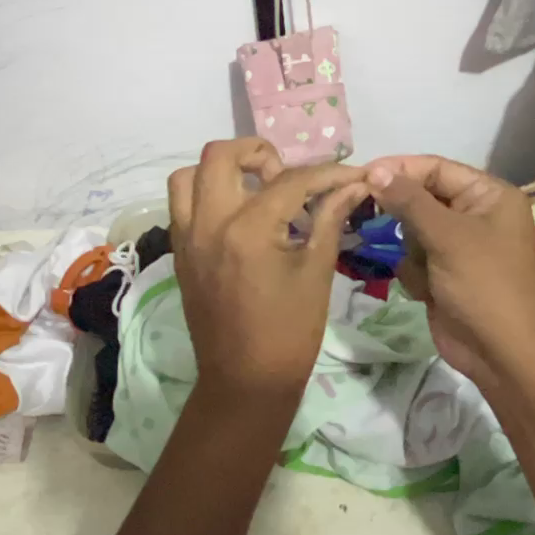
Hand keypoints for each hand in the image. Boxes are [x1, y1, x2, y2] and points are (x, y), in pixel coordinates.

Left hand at [168, 139, 369, 397]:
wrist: (245, 381)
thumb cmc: (290, 333)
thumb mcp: (317, 272)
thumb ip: (330, 219)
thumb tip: (354, 185)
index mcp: (248, 229)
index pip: (290, 180)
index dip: (328, 174)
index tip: (352, 174)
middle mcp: (209, 222)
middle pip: (221, 155)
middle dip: (258, 153)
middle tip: (285, 176)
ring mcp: (187, 237)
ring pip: (189, 175)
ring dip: (221, 170)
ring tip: (253, 189)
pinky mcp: (180, 252)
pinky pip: (181, 205)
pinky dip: (205, 195)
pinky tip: (237, 214)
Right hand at [365, 156, 534, 382]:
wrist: (504, 356)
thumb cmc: (485, 286)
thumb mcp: (447, 237)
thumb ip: (409, 201)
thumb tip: (374, 171)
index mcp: (489, 196)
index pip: (436, 169)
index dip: (399, 169)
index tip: (361, 176)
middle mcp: (476, 216)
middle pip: (422, 198)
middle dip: (402, 214)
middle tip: (369, 216)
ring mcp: (460, 248)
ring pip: (413, 231)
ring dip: (411, 251)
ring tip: (423, 271)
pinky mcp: (445, 275)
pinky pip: (415, 259)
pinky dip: (415, 274)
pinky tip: (427, 293)